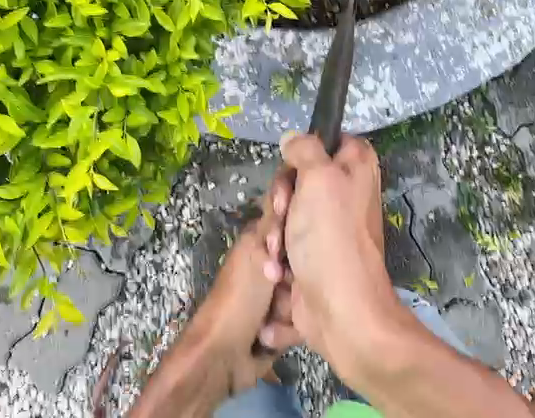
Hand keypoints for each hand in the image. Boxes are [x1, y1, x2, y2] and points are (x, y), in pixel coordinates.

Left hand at [179, 212, 292, 397]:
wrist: (223, 356)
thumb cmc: (239, 297)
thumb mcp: (257, 251)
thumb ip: (276, 219)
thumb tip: (290, 178)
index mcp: (263, 239)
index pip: (293, 216)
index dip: (303, 221)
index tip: (309, 230)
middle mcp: (275, 262)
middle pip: (309, 256)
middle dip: (304, 274)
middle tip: (285, 285)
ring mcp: (281, 293)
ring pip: (310, 288)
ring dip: (295, 306)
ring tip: (278, 317)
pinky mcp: (286, 321)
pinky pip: (305, 318)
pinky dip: (291, 329)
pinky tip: (275, 337)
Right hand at [260, 132, 405, 375]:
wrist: (340, 310)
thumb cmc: (332, 237)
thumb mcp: (318, 177)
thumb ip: (305, 149)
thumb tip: (292, 138)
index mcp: (356, 166)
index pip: (324, 140)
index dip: (303, 156)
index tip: (294, 173)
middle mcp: (345, 191)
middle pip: (295, 178)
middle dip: (281, 200)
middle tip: (284, 213)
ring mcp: (327, 226)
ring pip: (285, 211)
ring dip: (275, 232)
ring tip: (279, 253)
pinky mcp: (310, 255)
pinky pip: (284, 243)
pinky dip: (277, 257)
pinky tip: (277, 271)